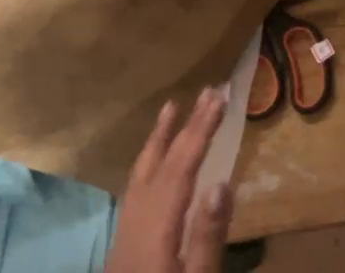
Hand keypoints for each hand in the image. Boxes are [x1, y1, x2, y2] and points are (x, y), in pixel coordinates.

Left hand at [104, 87, 232, 272]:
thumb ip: (207, 237)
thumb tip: (221, 181)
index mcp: (156, 235)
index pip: (181, 170)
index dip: (201, 131)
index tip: (221, 97)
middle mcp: (135, 230)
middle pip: (160, 168)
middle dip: (185, 127)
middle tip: (208, 90)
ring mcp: (125, 242)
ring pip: (139, 180)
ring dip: (160, 142)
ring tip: (171, 110)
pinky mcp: (123, 254)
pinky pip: (135, 194)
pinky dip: (148, 167)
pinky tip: (156, 167)